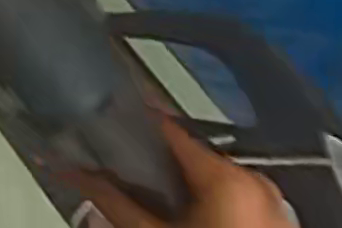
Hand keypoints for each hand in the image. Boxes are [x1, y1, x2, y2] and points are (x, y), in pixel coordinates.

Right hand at [80, 119, 291, 227]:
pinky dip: (201, 207)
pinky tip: (178, 219)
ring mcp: (276, 211)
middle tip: (113, 172)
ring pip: (206, 180)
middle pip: (184, 154)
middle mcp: (258, 183)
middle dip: (148, 164)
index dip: (124, 123)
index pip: (162, 123)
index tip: (94, 125)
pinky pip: (231, 204)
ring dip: (174, 188)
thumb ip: (108, 199)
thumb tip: (65, 168)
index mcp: (228, 175)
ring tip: (142, 200)